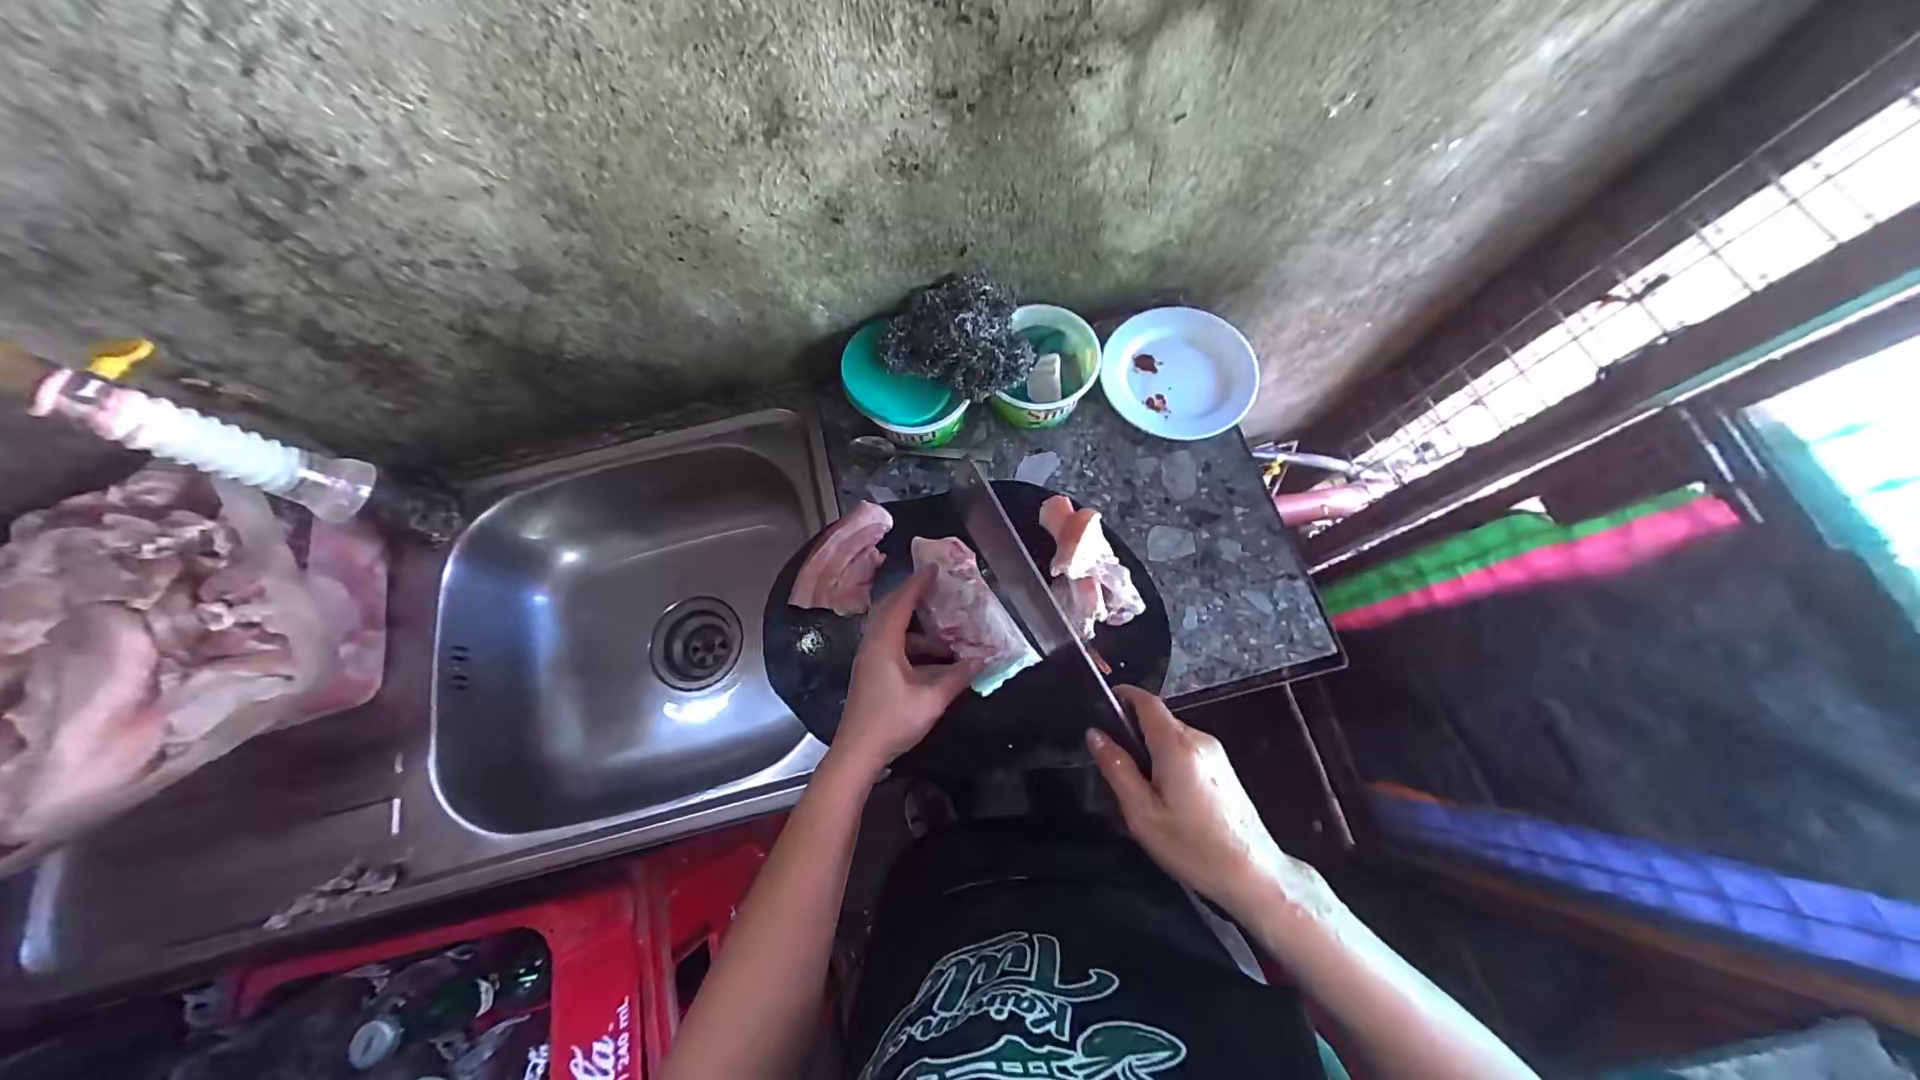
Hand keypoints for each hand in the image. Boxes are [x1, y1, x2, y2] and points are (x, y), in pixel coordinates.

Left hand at [830, 566, 977, 776]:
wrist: (858, 752)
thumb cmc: (892, 722)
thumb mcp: (931, 699)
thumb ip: (957, 677)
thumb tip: (981, 661)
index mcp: (883, 644)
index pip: (901, 603)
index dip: (918, 584)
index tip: (934, 569)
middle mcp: (873, 645)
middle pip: (891, 610)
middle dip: (914, 597)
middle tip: (936, 587)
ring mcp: (869, 659)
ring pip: (893, 631)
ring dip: (919, 629)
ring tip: (947, 636)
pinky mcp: (871, 673)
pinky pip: (893, 646)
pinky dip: (914, 646)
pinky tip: (936, 661)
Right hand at [1088, 685, 1331, 918]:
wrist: (1254, 876)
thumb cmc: (1195, 848)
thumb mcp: (1142, 813)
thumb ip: (1117, 768)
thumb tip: (1095, 735)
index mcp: (1177, 746)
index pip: (1147, 701)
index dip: (1123, 695)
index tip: (1104, 702)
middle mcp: (1199, 740)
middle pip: (1159, 720)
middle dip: (1134, 732)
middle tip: (1116, 764)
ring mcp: (1215, 753)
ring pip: (1173, 737)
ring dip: (1152, 749)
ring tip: (1142, 789)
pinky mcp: (1224, 769)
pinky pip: (1187, 751)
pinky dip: (1169, 761)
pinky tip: (1167, 798)